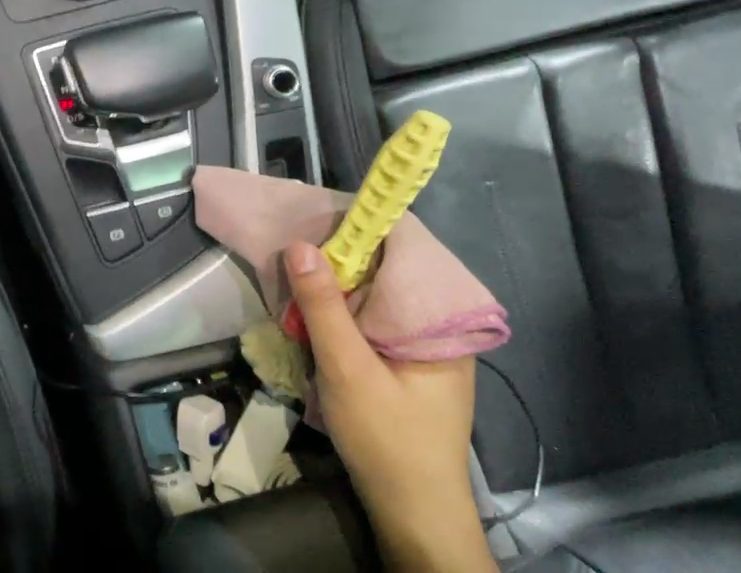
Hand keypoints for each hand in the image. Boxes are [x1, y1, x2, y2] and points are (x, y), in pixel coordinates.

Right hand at [286, 241, 496, 572]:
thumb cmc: (388, 439)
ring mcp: (424, 352)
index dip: (365, 234)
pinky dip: (342, 317)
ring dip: (336, 293)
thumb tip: (300, 244)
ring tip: (298, 285)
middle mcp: (440, 331)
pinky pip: (373, 326)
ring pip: (376, 302)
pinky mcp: (406, 370)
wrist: (413, 516)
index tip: (319, 223)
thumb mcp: (347, 369)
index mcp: (443, 325)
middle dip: (341, 264)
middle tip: (297, 256)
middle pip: (389, 277)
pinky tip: (314, 321)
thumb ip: (323, 307)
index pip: (409, 257)